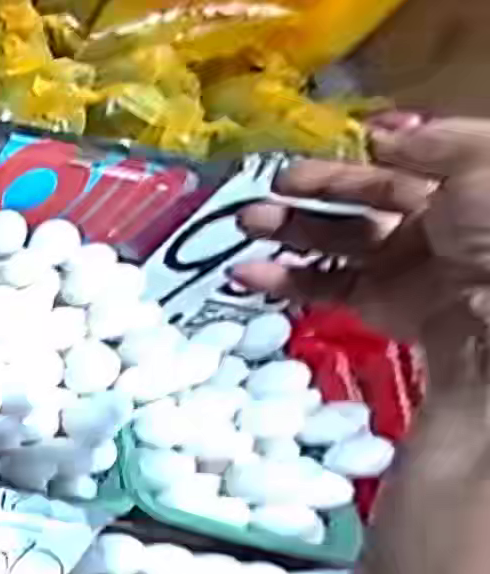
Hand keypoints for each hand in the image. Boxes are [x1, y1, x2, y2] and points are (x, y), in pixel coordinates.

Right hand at [232, 114, 489, 378]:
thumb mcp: (488, 161)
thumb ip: (436, 144)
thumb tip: (383, 135)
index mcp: (471, 178)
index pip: (411, 158)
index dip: (368, 151)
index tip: (322, 145)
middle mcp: (434, 217)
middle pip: (364, 198)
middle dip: (317, 189)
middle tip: (273, 184)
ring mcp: (397, 261)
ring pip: (333, 239)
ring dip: (288, 229)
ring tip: (248, 221)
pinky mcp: (368, 299)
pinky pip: (318, 284)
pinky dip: (279, 278)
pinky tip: (246, 270)